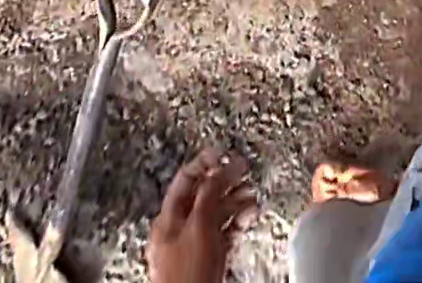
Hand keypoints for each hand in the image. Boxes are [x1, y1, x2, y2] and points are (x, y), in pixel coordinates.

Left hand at [148, 148, 256, 282]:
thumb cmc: (186, 274)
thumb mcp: (199, 225)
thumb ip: (209, 194)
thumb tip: (220, 169)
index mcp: (169, 218)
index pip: (186, 178)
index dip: (205, 162)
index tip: (224, 151)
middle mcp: (179, 229)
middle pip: (204, 194)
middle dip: (226, 179)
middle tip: (244, 168)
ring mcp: (194, 244)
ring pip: (217, 212)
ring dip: (236, 199)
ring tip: (252, 191)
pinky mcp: (209, 257)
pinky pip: (225, 231)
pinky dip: (238, 220)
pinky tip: (250, 213)